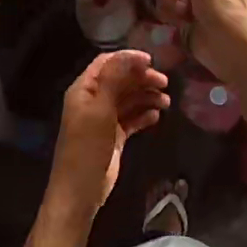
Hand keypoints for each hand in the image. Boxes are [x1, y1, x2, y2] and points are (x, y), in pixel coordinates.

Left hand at [46, 50, 170, 214]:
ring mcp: (103, 120)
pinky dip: (143, 116)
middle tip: (164, 84)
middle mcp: (93, 101)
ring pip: (128, 100)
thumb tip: (132, 56)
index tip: (152, 62)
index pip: (106, 63)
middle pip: (120, 81)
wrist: (80, 190)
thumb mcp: (100, 109)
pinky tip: (156, 117)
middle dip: (141, 79)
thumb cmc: (87, 146)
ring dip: (146, 97)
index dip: (128, 59)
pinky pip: (131, 119)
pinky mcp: (113, 137)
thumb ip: (114, 80)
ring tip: (166, 103)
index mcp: (83, 90)